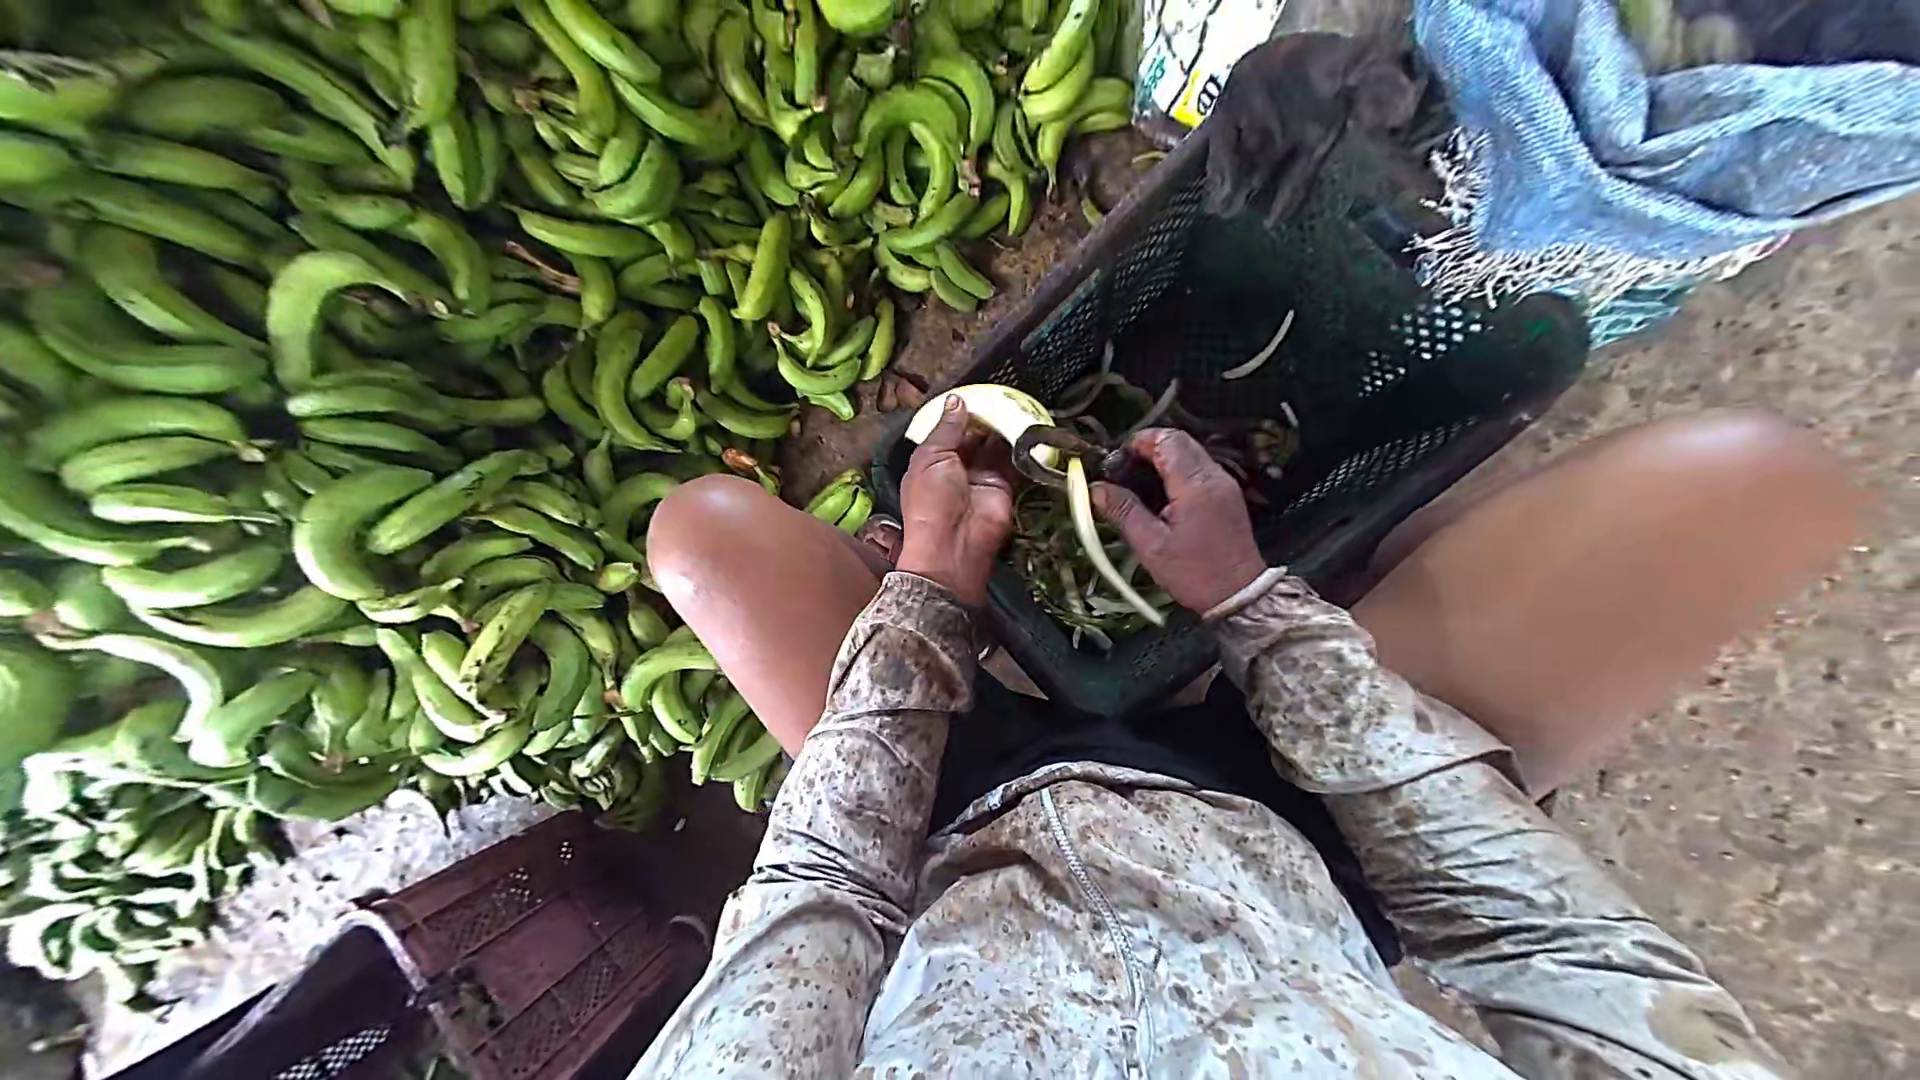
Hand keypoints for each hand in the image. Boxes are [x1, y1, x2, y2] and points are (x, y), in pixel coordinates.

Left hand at [896, 397, 1014, 605]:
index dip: (963, 413)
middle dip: (988, 418)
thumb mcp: (931, 457)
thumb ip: (947, 428)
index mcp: (933, 459)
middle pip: (976, 436)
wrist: (953, 545)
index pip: (950, 430)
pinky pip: (1014, 463)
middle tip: (1003, 395)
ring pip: (996, 446)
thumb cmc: (931, 502)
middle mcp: (958, 467)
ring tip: (1017, 406)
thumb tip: (956, 401)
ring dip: (1005, 429)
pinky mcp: (1004, 487)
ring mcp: (982, 477)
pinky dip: (1021, 447)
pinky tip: (1028, 428)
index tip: (978, 393)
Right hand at [1092, 428, 1266, 612]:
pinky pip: (1199, 468)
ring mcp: (1224, 484)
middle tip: (1124, 468)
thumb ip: (1123, 510)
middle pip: (1180, 440)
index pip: (1167, 441)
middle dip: (1149, 446)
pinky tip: (1160, 493)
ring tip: (1138, 480)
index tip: (1117, 459)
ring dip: (1163, 457)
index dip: (1139, 442)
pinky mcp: (1227, 495)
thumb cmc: (1193, 573)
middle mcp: (1214, 477)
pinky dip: (1177, 470)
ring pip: (1191, 452)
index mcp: (1195, 486)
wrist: (1238, 594)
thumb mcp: (1150, 545)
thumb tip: (1096, 488)